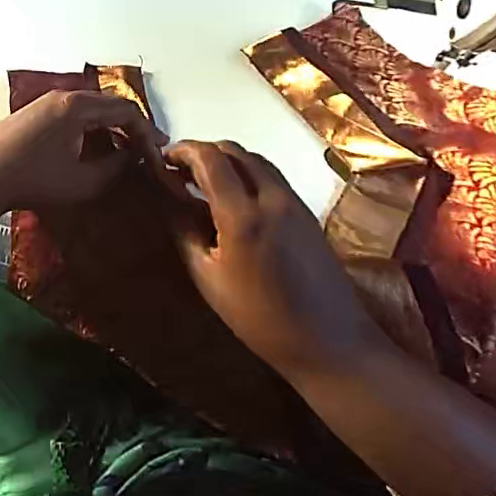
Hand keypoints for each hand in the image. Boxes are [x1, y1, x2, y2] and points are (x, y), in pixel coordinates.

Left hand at [0, 91, 166, 222]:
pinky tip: (92, 146)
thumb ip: (115, 168)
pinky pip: (72, 113)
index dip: (147, 131)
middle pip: (107, 104)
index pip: (125, 110)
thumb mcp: (82, 182)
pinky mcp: (32, 113)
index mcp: (78, 106)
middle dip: (130, 126)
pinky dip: (90, 126)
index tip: (159, 151)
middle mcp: (62, 96)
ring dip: (109, 126)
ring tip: (124, 149)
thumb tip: (132, 158)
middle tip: (147, 148)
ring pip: (89, 108)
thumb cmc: (33, 179)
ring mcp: (44, 102)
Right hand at [167, 141, 382, 376]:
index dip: (182, 150)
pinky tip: (232, 196)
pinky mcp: (306, 211)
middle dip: (202, 152)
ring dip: (225, 160)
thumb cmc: (261, 319)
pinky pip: (270, 176)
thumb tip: (168, 201)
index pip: (209, 158)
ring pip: (254, 160)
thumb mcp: (208, 278)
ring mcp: (293, 202)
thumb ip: (184, 232)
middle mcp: (272, 197)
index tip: (163, 158)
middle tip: (178, 169)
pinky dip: (245, 172)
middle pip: (233, 150)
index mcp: (243, 215)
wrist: (332, 344)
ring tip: (201, 180)